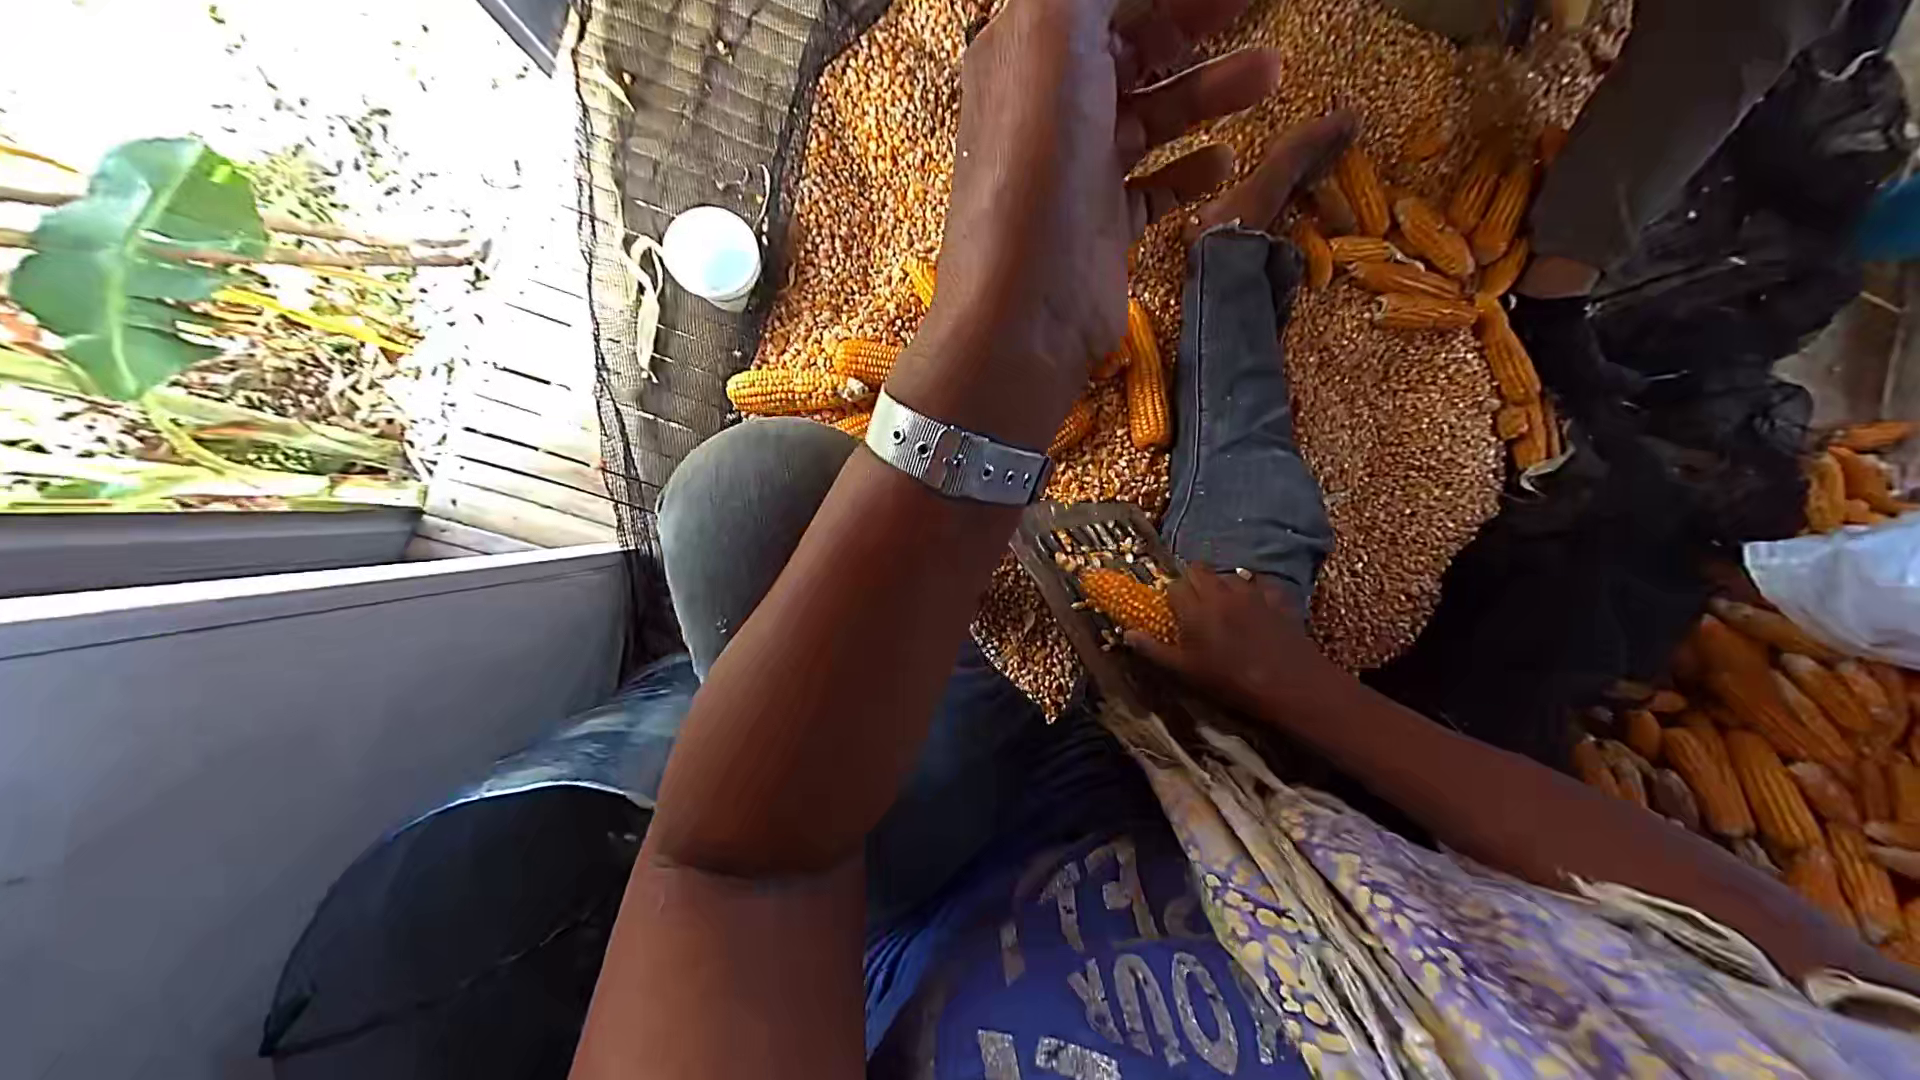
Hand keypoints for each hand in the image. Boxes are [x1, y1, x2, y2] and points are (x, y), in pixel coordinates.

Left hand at [888, 0, 1281, 446]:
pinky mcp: (1104, 226)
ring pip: (1153, 115)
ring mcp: (1080, 172)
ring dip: (1210, 91)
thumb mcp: (1056, 31)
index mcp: (1027, 53)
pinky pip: (1155, 187)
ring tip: (1269, 75)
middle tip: (1255, 2)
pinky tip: (1224, 162)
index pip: (1102, 0)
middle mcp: (1052, 111)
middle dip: (1194, 20)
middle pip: (1132, 48)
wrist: (1027, 305)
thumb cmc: (1037, 161)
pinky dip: (1190, 171)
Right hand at [1126, 565, 1333, 718]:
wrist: (1290, 685)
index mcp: (1195, 608)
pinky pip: (1261, 583)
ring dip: (1220, 583)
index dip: (1170, 596)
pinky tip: (1255, 602)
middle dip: (1192, 580)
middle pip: (1199, 570)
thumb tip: (1127, 634)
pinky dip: (1254, 587)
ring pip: (1228, 574)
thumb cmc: (1230, 681)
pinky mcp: (1277, 599)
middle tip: (1192, 602)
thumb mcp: (1185, 671)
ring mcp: (1251, 592)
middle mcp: (1220, 592)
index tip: (1172, 611)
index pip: (1173, 586)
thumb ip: (1154, 650)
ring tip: (1221, 602)